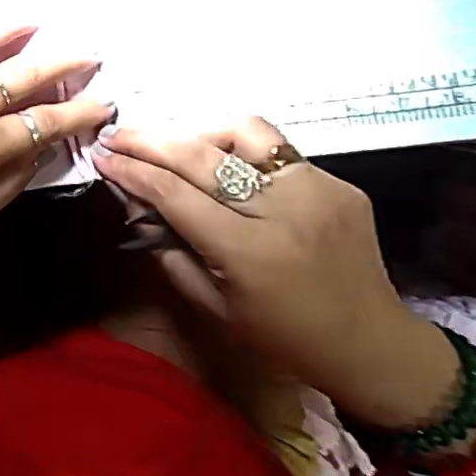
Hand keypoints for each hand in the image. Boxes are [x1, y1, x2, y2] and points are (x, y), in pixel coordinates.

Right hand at [91, 118, 460, 428]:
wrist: (371, 343)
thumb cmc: (284, 338)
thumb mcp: (216, 307)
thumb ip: (172, 253)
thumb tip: (139, 205)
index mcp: (250, 252)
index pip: (176, 195)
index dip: (133, 172)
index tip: (103, 157)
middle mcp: (284, 209)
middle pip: (202, 156)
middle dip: (151, 140)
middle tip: (119, 133)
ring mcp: (317, 188)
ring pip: (245, 132)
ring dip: (202, 133)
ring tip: (180, 145)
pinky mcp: (339, 182)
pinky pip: (279, 152)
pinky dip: (244, 154)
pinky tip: (231, 169)